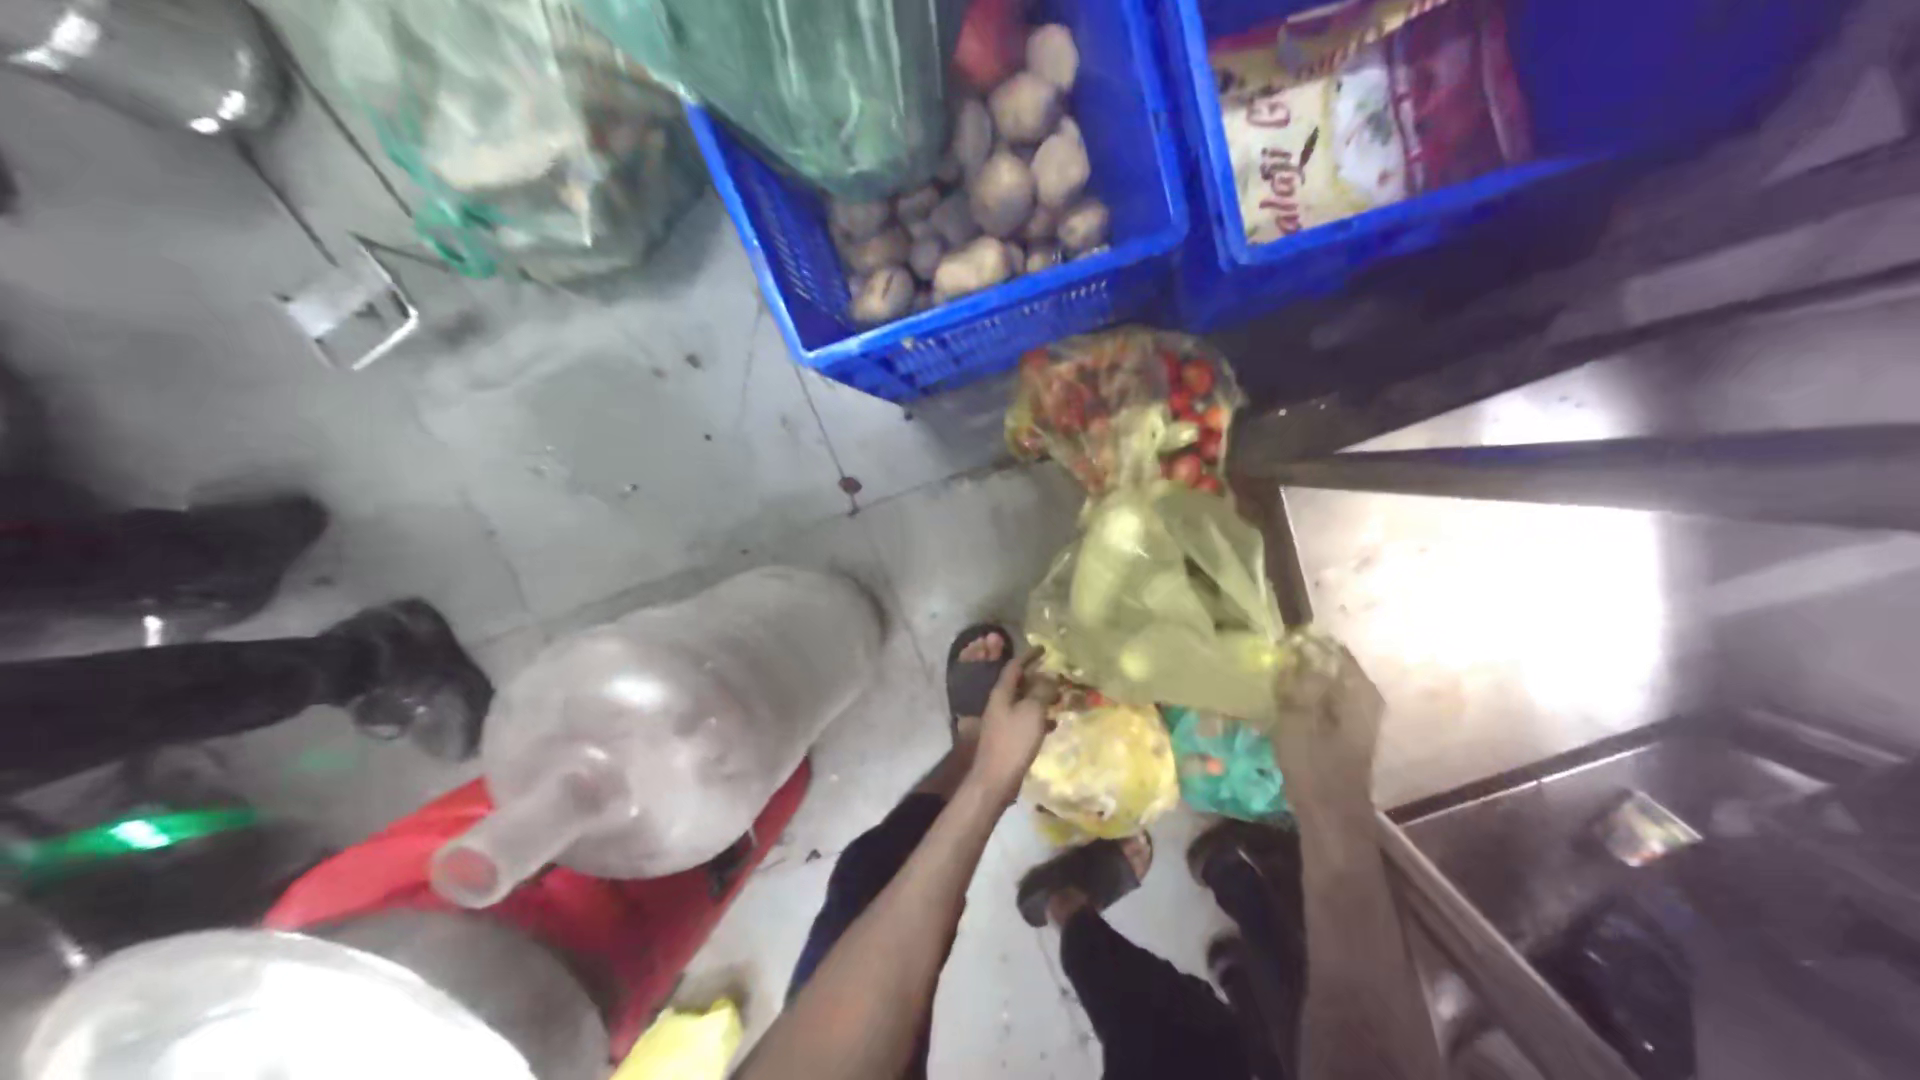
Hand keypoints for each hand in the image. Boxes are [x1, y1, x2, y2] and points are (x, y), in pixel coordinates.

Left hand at [966, 649, 1051, 801]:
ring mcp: (1002, 721)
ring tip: (1060, 699)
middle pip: (1019, 683)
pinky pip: (1025, 720)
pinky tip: (1053, 724)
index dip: (1029, 655)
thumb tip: (1049, 676)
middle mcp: (999, 703)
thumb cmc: (1014, 741)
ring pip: (1024, 702)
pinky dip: (1039, 718)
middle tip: (1058, 677)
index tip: (1044, 649)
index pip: (1014, 666)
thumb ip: (1042, 691)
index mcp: (1001, 693)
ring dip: (1041, 698)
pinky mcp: (1007, 738)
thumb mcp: (1032, 712)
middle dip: (1038, 678)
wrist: (995, 778)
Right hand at [1270, 632, 1383, 814]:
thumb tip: (1297, 648)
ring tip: (1271, 682)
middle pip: (1330, 667)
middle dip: (1300, 662)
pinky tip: (1282, 704)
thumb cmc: (1315, 766)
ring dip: (1300, 681)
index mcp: (1361, 691)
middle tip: (1269, 664)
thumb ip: (1299, 680)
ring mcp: (1357, 717)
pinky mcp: (1345, 733)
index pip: (1333, 650)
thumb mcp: (1299, 717)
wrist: (1331, 815)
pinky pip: (1322, 702)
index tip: (1276, 645)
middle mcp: (1365, 699)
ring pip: (1325, 685)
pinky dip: (1304, 698)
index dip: (1305, 644)